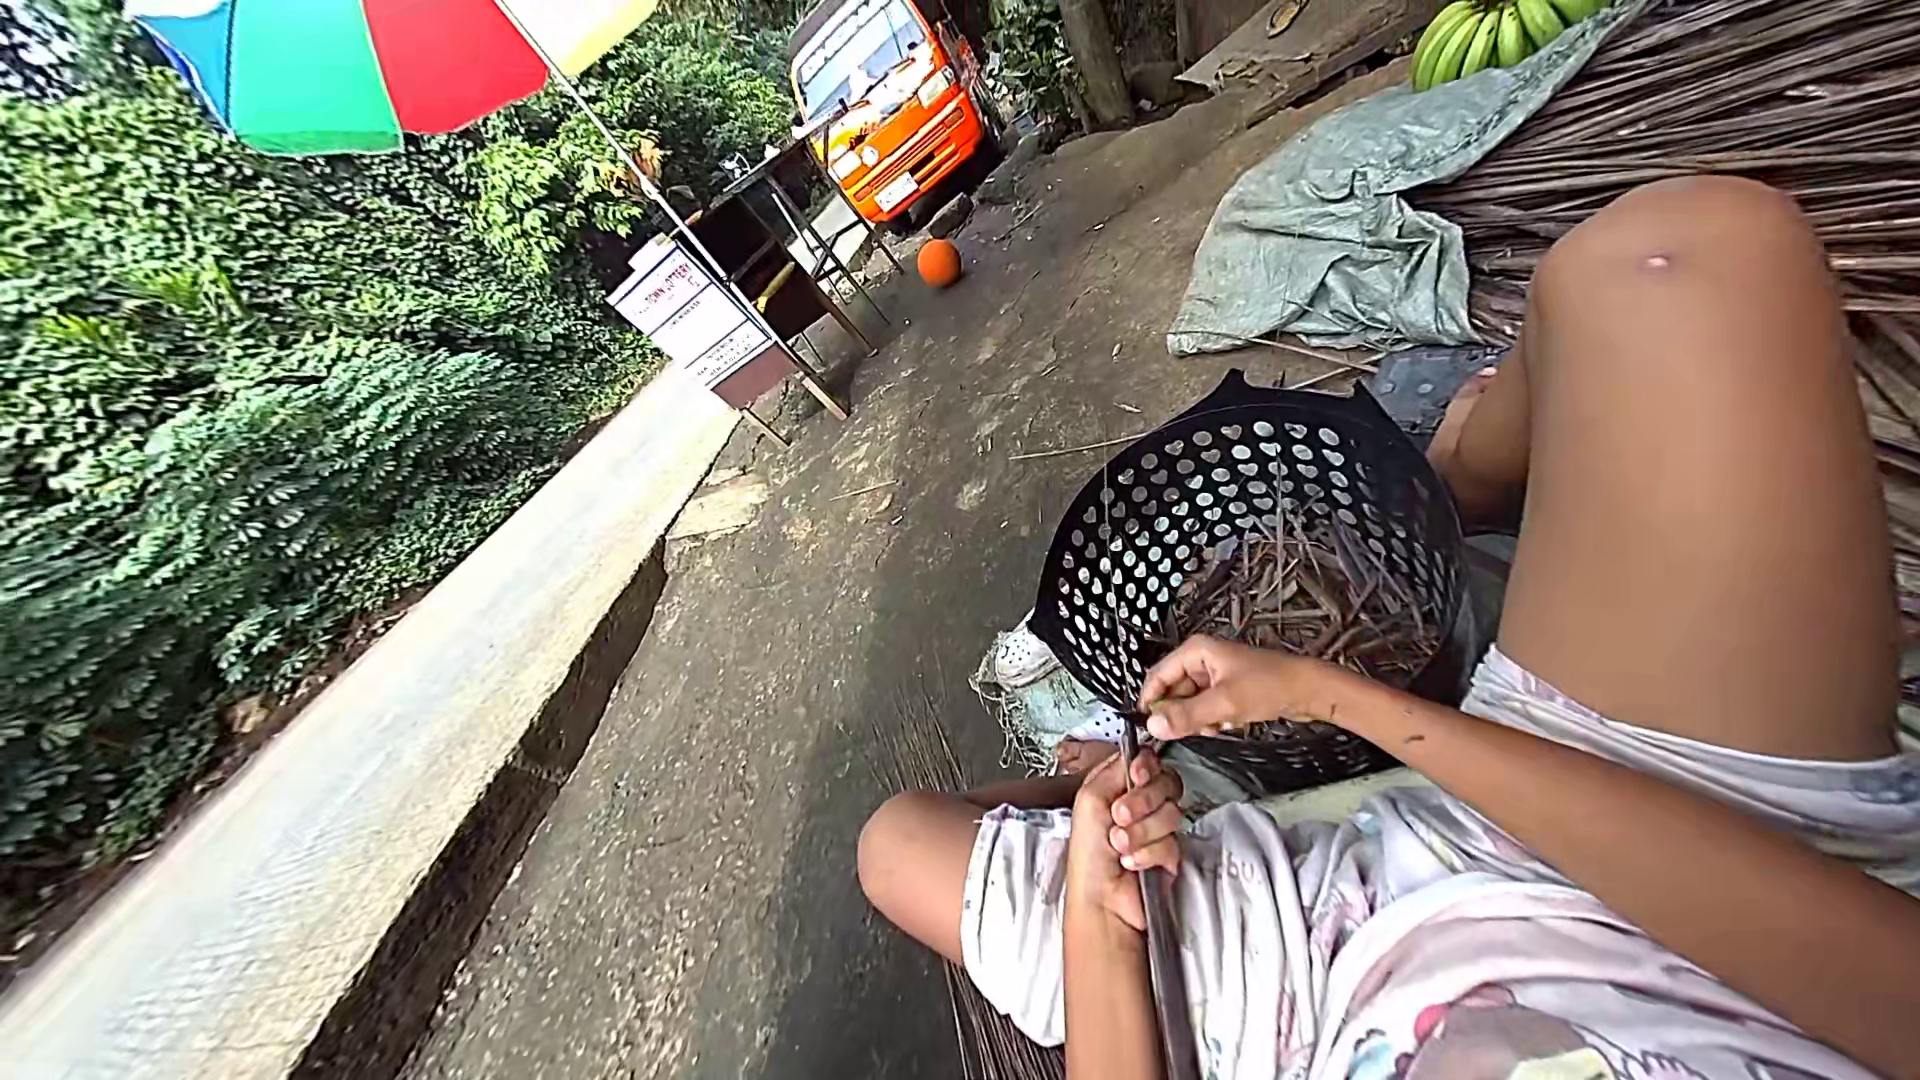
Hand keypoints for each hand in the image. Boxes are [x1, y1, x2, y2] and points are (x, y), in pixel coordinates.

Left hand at [1065, 747, 1183, 932]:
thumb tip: (1138, 753)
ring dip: (1140, 831)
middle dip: (1141, 800)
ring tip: (1119, 844)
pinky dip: (1149, 852)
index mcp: (1117, 784)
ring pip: (1170, 813)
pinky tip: (1132, 861)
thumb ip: (1115, 769)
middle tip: (1119, 815)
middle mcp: (1139, 803)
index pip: (1146, 761)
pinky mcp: (1170, 854)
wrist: (1100, 900)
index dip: (1146, 766)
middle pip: (1165, 782)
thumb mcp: (1090, 798)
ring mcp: (1156, 828)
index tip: (1136, 776)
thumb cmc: (1088, 853)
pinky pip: (1173, 843)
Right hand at [1138, 634, 1339, 740]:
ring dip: (1197, 718)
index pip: (1157, 676)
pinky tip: (1225, 723)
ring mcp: (1213, 674)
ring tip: (1214, 724)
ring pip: (1188, 701)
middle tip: (1187, 729)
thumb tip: (1154, 725)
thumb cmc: (1271, 685)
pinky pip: (1204, 706)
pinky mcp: (1224, 688)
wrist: (1310, 691)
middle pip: (1172, 690)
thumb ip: (1186, 715)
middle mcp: (1200, 659)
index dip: (1150, 701)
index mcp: (1194, 651)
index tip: (1147, 724)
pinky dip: (1210, 719)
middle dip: (1180, 712)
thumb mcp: (1224, 703)